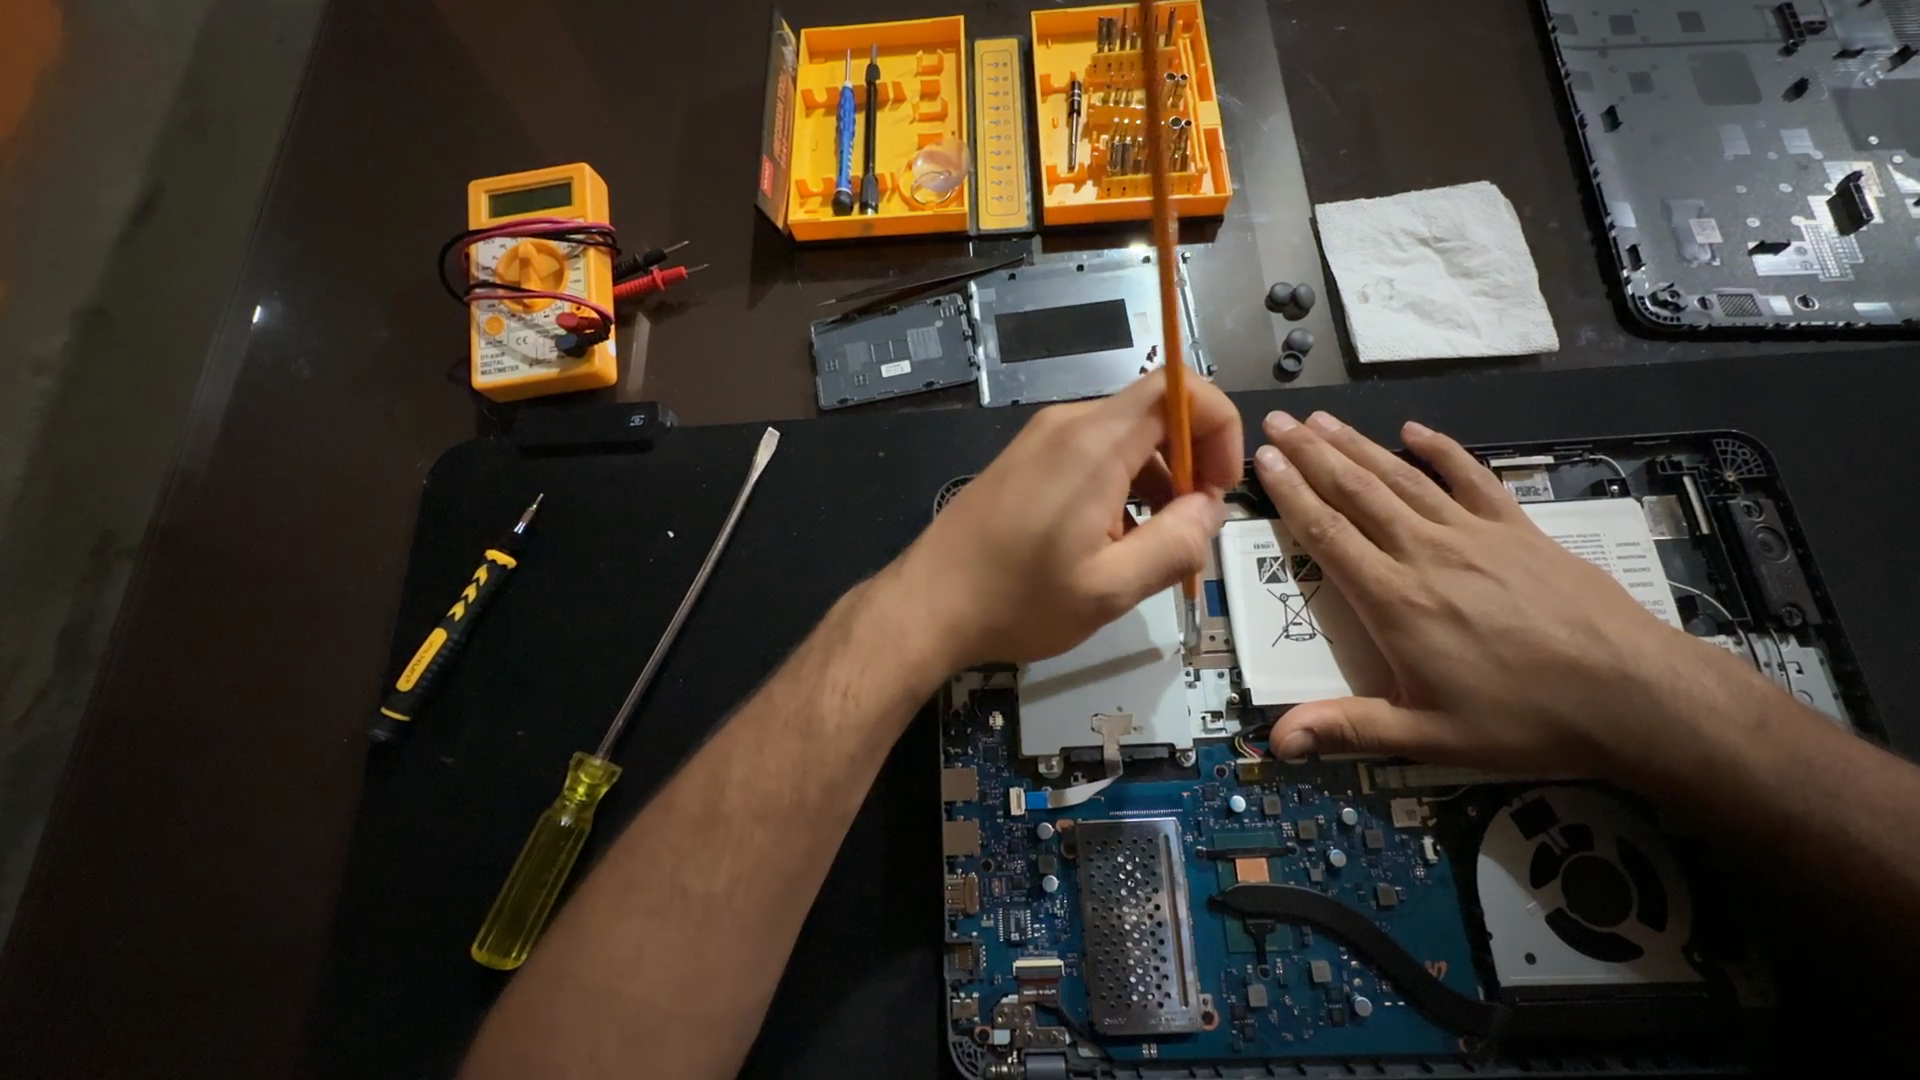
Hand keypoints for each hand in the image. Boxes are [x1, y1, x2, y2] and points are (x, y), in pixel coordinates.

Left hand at [893, 370, 1241, 670]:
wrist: (928, 605)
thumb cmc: (1017, 601)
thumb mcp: (1110, 589)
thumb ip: (1176, 544)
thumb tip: (1210, 510)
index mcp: (1094, 444)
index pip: (1180, 388)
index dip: (1219, 427)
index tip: (1218, 490)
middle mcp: (1067, 426)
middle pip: (1154, 414)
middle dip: (1189, 466)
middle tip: (1187, 531)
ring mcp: (1040, 440)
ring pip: (1123, 439)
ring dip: (1153, 483)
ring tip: (1147, 547)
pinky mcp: (1024, 461)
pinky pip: (1090, 456)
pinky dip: (1118, 487)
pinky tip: (1107, 541)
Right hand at [1254, 411, 1762, 780]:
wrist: (1637, 698)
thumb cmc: (1523, 719)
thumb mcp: (1428, 737)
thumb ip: (1348, 729)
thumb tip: (1277, 741)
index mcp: (1395, 600)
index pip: (1327, 533)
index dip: (1290, 492)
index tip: (1263, 459)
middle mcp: (1425, 553)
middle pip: (1356, 491)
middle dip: (1310, 453)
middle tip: (1276, 421)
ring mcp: (1474, 535)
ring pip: (1401, 477)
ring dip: (1356, 444)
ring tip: (1321, 418)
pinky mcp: (1517, 530)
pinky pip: (1471, 478)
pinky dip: (1440, 450)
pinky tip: (1413, 429)